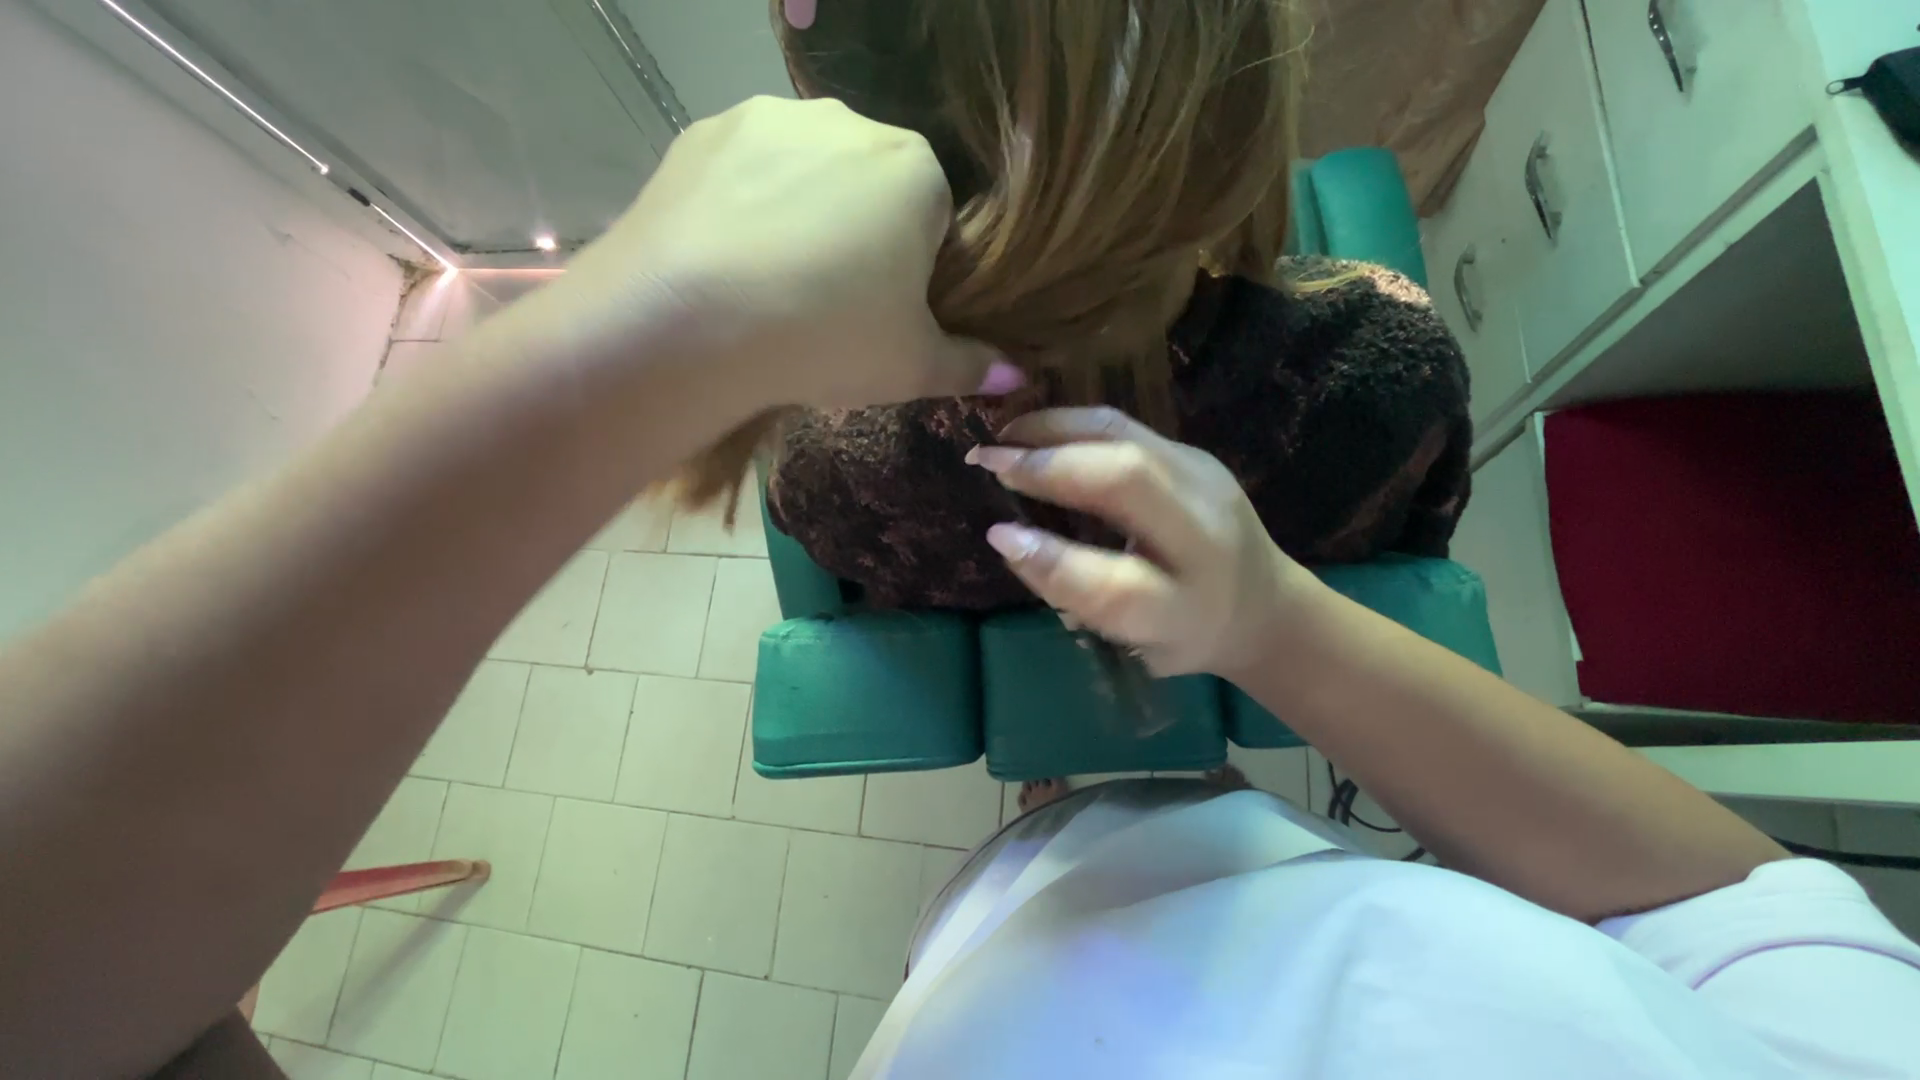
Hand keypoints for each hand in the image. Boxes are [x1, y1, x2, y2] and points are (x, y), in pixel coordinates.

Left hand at [525, 96, 1018, 411]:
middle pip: (870, 186)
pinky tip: (728, 260)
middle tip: (827, 304)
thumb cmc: (826, 336)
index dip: (915, 269)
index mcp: (914, 171)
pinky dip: (745, 207)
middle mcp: (849, 123)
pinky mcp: (705, 132)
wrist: (688, 321)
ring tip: (771, 284)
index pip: (934, 216)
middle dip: (860, 236)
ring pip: (805, 172)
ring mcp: (771, 120)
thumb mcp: (912, 367)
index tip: (885, 312)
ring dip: (801, 216)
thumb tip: (1016, 373)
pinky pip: (745, 171)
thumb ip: (971, 366)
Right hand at [967, 407, 1322, 678]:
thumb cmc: (1183, 635)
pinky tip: (1036, 432)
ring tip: (1003, 438)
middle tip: (987, 462)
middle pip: (1128, 480)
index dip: (1051, 560)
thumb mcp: (1131, 641)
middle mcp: (1206, 538)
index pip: (1116, 585)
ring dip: (1052, 429)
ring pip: (1124, 435)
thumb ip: (1076, 597)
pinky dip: (1071, 424)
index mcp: (1188, 608)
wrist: (1264, 606)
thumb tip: (1010, 540)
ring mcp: (1206, 482)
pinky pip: (1125, 426)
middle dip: (1048, 465)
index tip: (998, 534)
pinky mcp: (1197, 454)